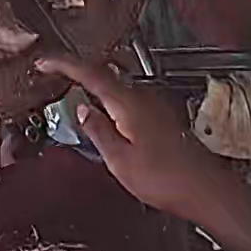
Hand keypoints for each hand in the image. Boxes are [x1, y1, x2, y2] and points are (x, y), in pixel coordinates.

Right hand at [36, 52, 242, 223]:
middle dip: (75, 70)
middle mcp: (140, 95)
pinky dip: (107, 96)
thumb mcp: (120, 161)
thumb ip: (98, 131)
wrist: (206, 189)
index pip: (89, 73)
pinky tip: (103, 112)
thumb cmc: (164, 179)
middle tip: (53, 74)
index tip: (43, 61)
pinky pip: (125, 96)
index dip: (63, 64)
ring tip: (72, 92)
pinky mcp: (159, 115)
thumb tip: (82, 109)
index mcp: (126, 102)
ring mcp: (152, 103)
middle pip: (102, 72)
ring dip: (92, 84)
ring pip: (115, 84)